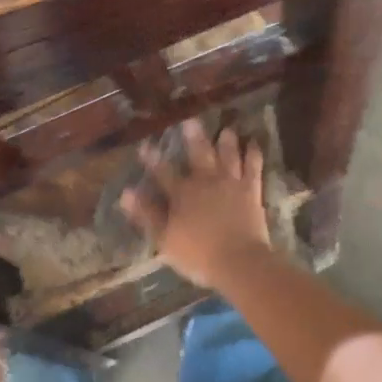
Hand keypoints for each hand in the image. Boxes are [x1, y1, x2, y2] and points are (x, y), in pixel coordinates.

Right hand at [119, 118, 270, 287]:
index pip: (163, 172)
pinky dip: (254, 154)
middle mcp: (206, 181)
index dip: (153, 158)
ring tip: (227, 129)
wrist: (238, 261)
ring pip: (227, 155)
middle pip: (199, 154)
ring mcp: (230, 183)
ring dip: (226, 141)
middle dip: (194, 136)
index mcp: (182, 193)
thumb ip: (146, 214)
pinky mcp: (251, 190)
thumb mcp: (165, 238)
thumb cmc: (198, 254)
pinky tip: (255, 144)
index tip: (145, 144)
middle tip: (191, 120)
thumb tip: (126, 194)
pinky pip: (253, 167)